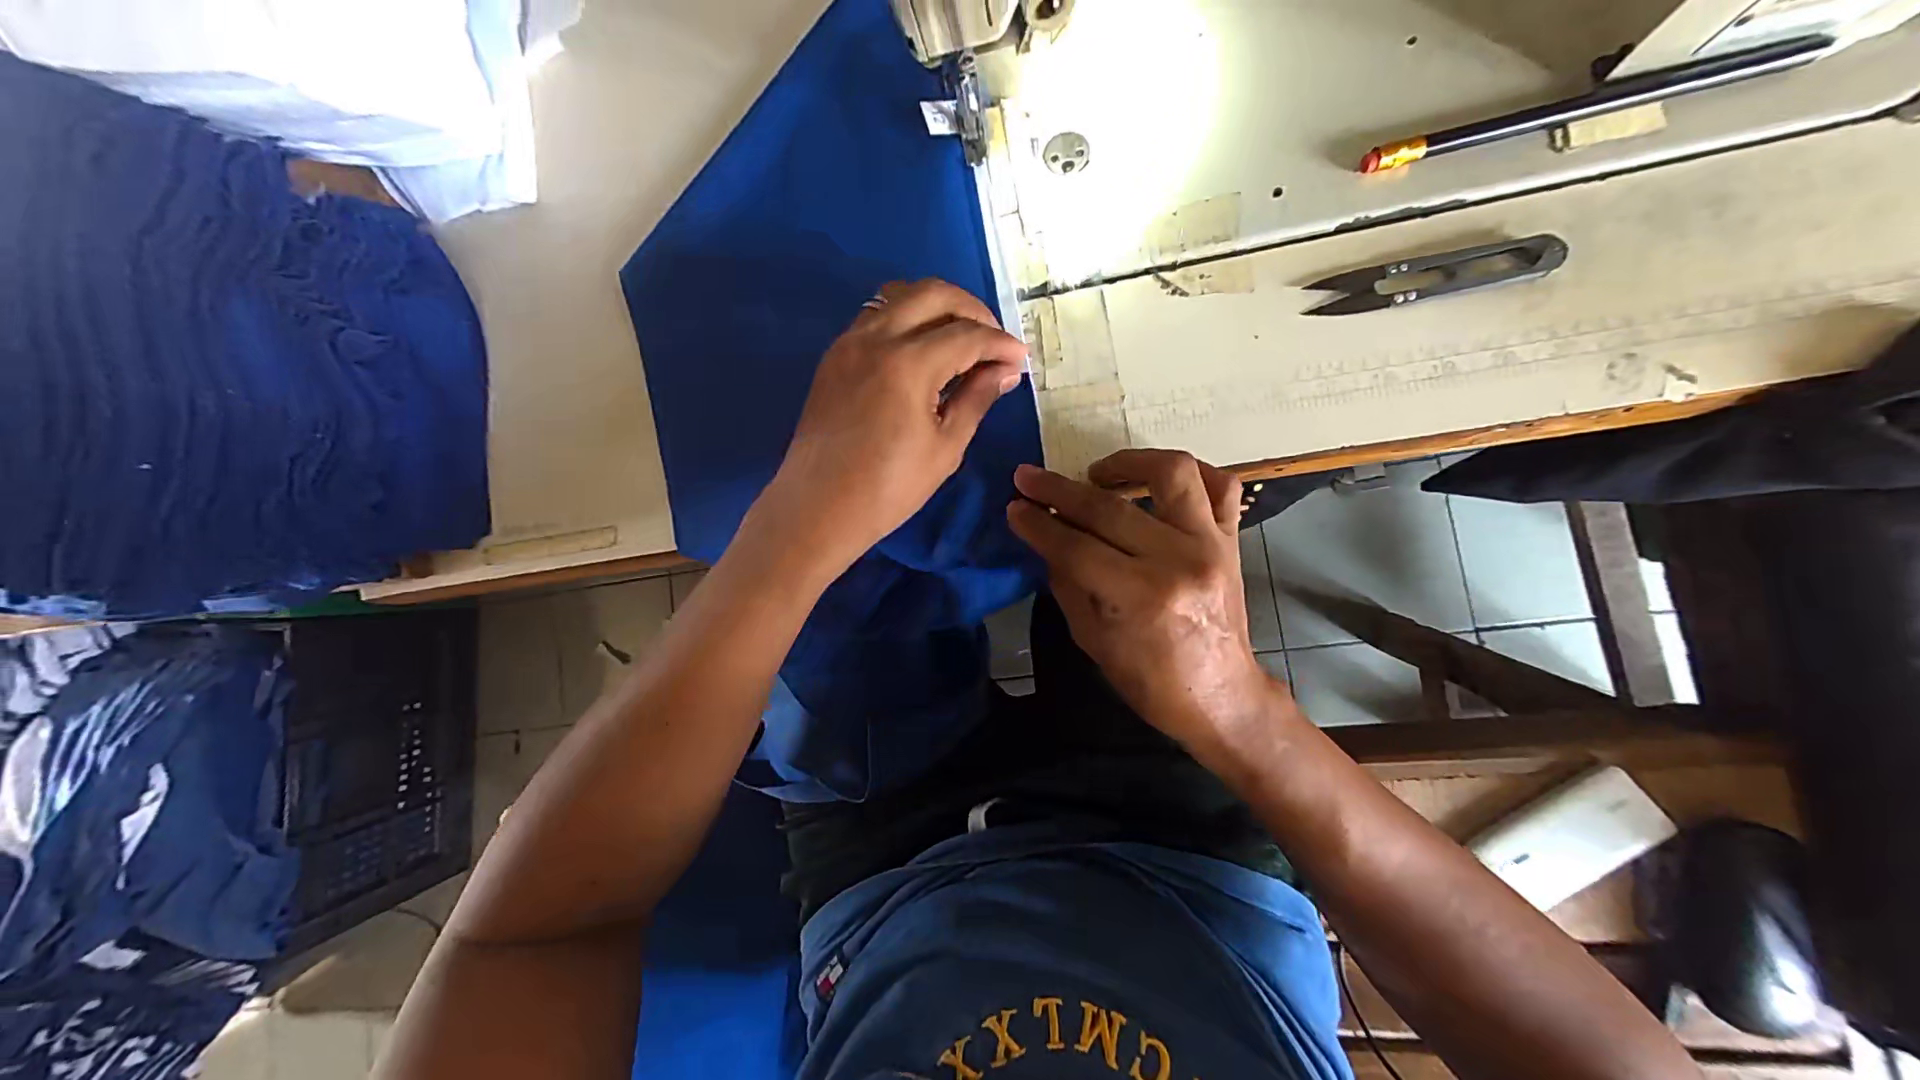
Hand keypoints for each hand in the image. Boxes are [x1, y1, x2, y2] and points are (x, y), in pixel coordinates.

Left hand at [749, 279, 1027, 572]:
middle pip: (933, 293)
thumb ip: (976, 399)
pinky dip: (906, 320)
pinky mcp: (834, 356)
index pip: (967, 335)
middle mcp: (876, 338)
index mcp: (908, 363)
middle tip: (993, 340)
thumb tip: (1005, 371)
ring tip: (959, 340)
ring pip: (900, 296)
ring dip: (936, 307)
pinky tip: (922, 352)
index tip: (1019, 359)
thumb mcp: (945, 448)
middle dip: (972, 310)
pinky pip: (876, 317)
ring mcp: (849, 342)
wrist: (817, 508)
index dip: (1000, 344)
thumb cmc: (888, 489)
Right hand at [1005, 450, 1294, 765]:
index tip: (1014, 506)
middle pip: (1109, 508)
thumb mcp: (1091, 637)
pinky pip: (1221, 485)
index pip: (1075, 546)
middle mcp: (1178, 561)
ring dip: (1128, 462)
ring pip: (1172, 473)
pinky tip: (1158, 481)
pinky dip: (1191, 472)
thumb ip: (1066, 580)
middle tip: (1030, 479)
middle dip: (1059, 490)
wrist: (1219, 696)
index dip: (1038, 524)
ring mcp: (1211, 545)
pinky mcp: (1231, 540)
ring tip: (1098, 472)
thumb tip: (1045, 535)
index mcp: (1140, 596)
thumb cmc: (1149, 679)